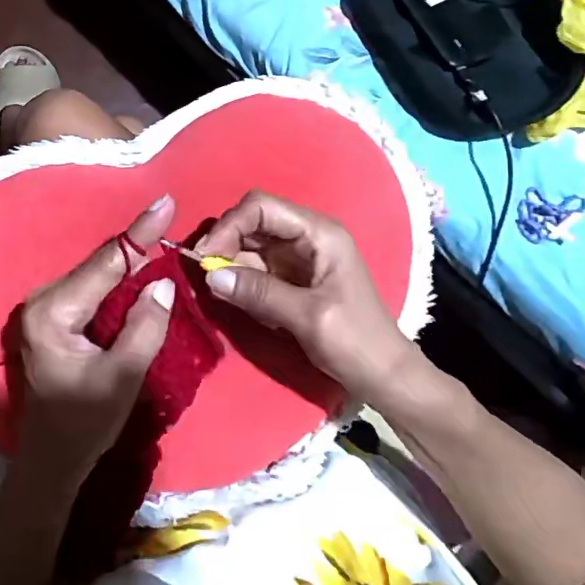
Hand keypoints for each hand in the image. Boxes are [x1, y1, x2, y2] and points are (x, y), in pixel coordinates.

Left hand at [14, 196, 176, 486]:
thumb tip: (162, 283)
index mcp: (53, 312)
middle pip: (99, 265)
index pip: (105, 265)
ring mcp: (45, 308)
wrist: (50, 460)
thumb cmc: (84, 424)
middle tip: (168, 218)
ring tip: (161, 237)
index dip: (139, 234)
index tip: (164, 203)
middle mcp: (42, 301)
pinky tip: (141, 272)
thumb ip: (145, 327)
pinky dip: (118, 282)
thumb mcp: (122, 378)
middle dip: (136, 245)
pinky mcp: (54, 318)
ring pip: (97, 275)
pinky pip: (92, 290)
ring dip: (129, 263)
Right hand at [197, 190, 422, 403]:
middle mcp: (305, 237)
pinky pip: (253, 268)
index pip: (262, 207)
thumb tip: (211, 276)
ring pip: (249, 244)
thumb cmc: (355, 342)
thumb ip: (260, 292)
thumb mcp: (308, 317)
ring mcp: (296, 258)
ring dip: (228, 262)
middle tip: (202, 272)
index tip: (205, 256)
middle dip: (224, 242)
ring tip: (214, 286)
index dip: (230, 225)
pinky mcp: (288, 279)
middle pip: (252, 221)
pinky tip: (233, 296)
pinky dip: (238, 279)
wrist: (382, 376)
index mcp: (319, 233)